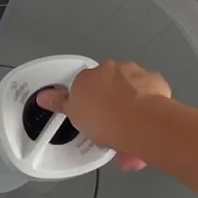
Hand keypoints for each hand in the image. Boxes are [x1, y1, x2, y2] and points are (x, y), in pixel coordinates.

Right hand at [35, 60, 172, 170]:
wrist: (139, 121)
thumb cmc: (105, 119)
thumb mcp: (73, 116)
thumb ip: (59, 103)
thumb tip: (43, 96)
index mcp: (86, 77)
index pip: (83, 85)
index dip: (87, 101)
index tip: (90, 114)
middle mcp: (110, 70)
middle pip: (107, 83)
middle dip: (109, 100)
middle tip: (109, 123)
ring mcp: (133, 73)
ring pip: (129, 87)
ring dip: (128, 102)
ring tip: (127, 127)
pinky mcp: (154, 81)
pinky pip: (148, 92)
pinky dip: (147, 104)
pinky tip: (144, 121)